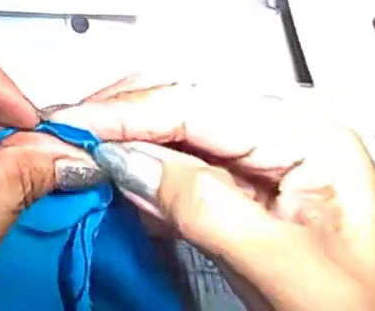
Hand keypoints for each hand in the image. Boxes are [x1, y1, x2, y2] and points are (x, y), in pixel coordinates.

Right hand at [52, 80, 374, 310]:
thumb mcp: (298, 273)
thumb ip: (207, 208)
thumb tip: (127, 159)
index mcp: (305, 134)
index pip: (190, 101)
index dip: (124, 110)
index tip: (75, 123)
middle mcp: (284, 136)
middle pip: (180, 105)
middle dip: (122, 116)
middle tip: (69, 131)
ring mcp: (269, 167)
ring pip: (178, 137)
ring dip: (130, 145)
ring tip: (86, 154)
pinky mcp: (257, 203)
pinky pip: (190, 176)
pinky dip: (150, 180)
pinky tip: (125, 188)